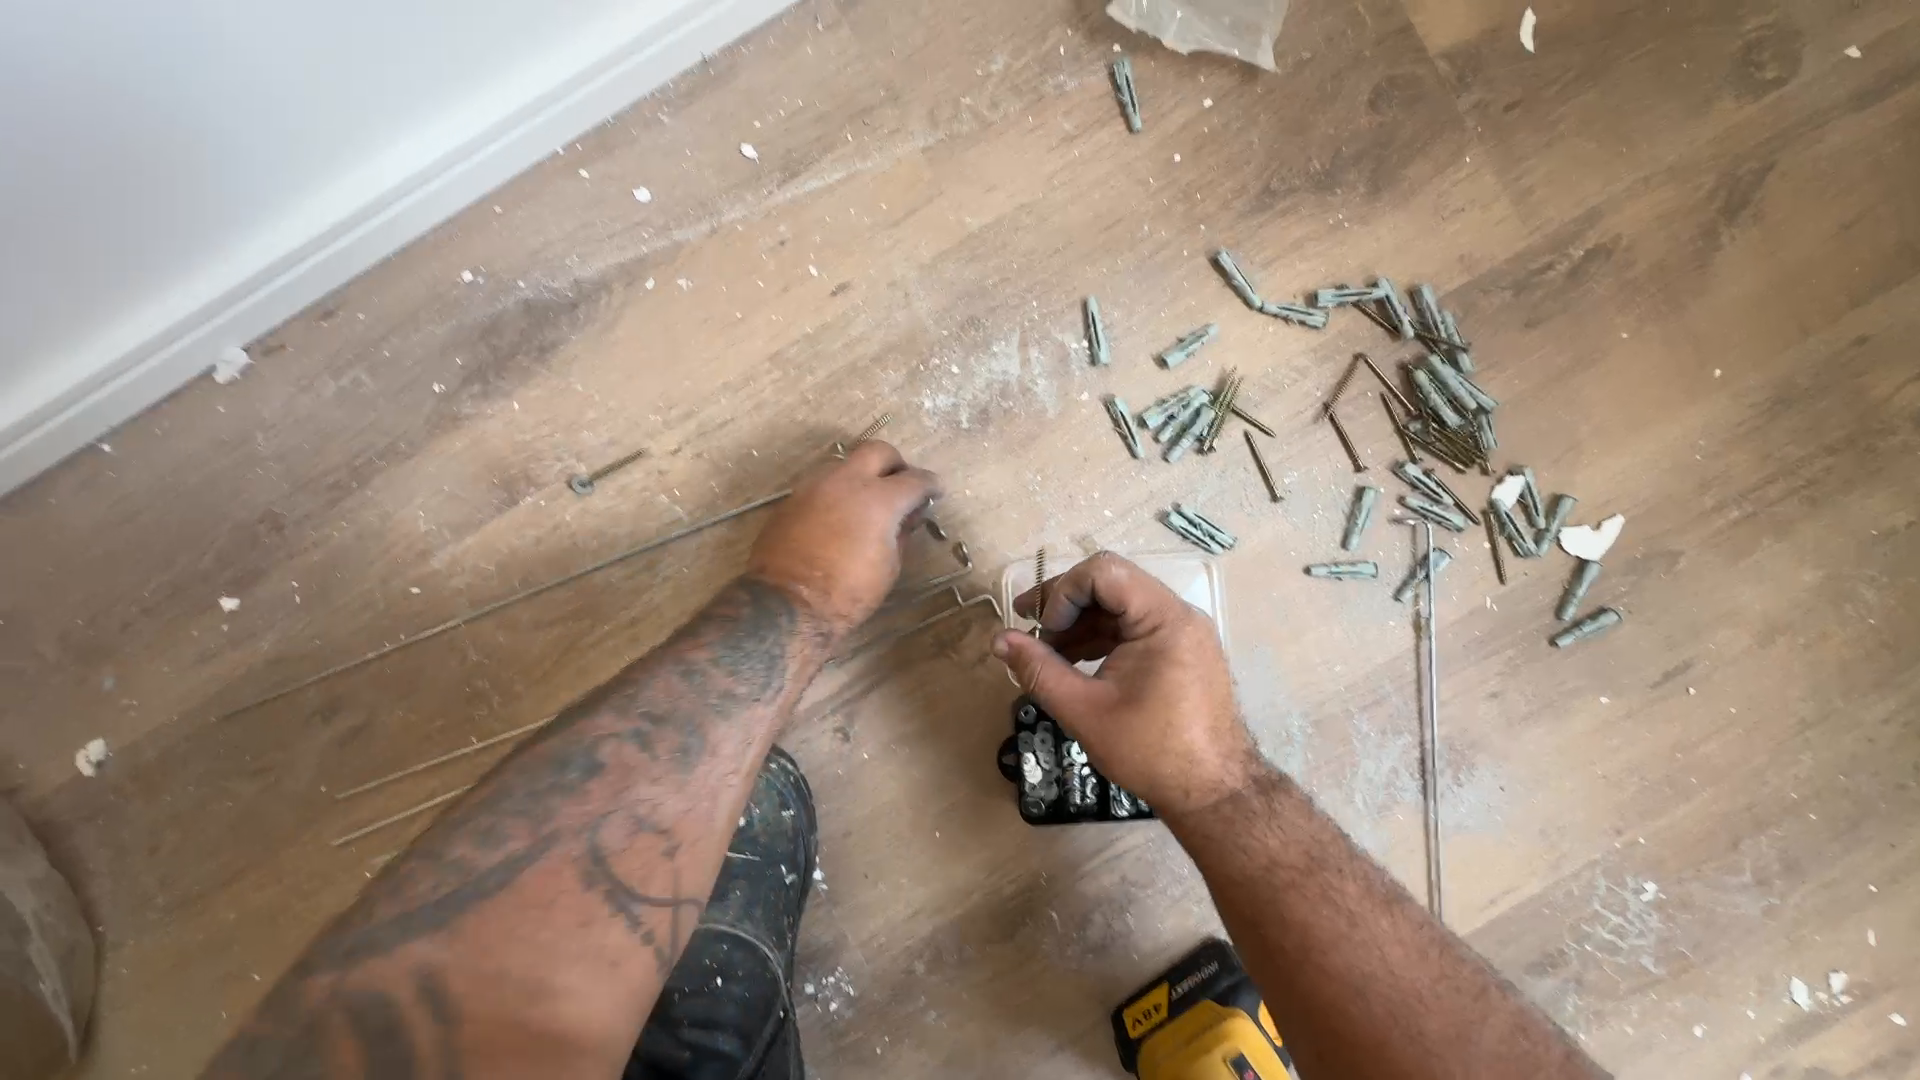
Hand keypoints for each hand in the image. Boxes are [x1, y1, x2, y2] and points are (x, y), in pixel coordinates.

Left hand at [746, 440, 941, 642]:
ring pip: (845, 465)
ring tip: (868, 505)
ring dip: (862, 477)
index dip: (930, 485)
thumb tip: (907, 517)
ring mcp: (814, 487)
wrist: (788, 606)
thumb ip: (901, 534)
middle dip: (895, 465)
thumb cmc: (848, 594)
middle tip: (901, 486)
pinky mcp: (791, 500)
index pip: (914, 480)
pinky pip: (822, 485)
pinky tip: (840, 518)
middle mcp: (846, 482)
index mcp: (878, 499)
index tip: (935, 491)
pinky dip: (838, 494)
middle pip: (877, 451)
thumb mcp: (889, 567)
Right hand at [991, 552, 1261, 818]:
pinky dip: (1100, 639)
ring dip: (1079, 623)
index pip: (1103, 571)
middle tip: (1027, 627)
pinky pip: (1133, 628)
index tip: (1043, 631)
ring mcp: (1182, 633)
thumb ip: (1038, 670)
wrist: (1214, 794)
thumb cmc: (1151, 751)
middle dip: (1065, 604)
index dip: (1063, 593)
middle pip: (1110, 584)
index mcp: (1164, 618)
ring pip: (1119, 607)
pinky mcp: (1180, 652)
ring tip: (1044, 653)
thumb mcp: (1084, 710)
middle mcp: (1178, 614)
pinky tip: (1072, 663)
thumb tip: (998, 640)